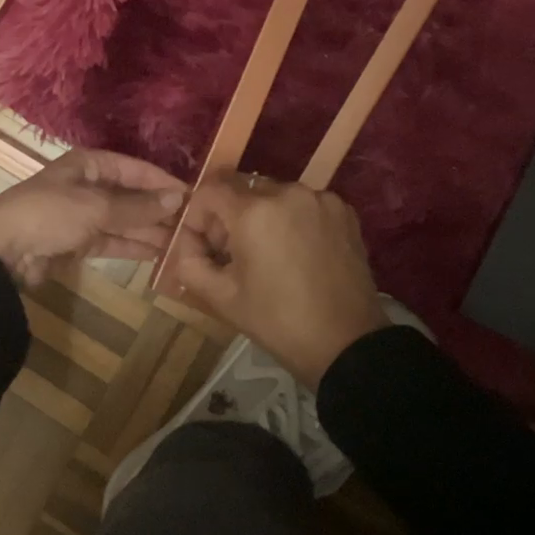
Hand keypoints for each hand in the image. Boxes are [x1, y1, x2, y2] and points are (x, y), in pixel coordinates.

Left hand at [0, 150, 186, 287]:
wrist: (3, 251)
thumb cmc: (49, 214)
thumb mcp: (96, 207)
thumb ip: (137, 207)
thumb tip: (179, 198)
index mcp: (88, 164)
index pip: (135, 169)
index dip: (163, 182)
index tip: (195, 197)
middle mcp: (88, 186)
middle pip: (131, 196)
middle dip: (160, 210)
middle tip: (196, 226)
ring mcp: (82, 216)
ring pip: (124, 221)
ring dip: (151, 231)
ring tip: (185, 243)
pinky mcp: (78, 243)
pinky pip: (113, 241)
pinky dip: (134, 247)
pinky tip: (161, 254)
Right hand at [166, 174, 389, 387]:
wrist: (347, 345)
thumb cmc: (278, 322)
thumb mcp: (220, 297)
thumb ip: (189, 262)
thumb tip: (188, 242)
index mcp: (253, 211)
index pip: (209, 190)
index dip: (198, 215)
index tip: (203, 244)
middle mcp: (287, 192)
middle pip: (242, 189)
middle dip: (229, 216)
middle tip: (233, 254)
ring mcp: (320, 199)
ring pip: (274, 195)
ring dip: (262, 215)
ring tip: (268, 254)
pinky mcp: (343, 211)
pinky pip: (303, 204)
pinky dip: (292, 219)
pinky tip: (297, 252)